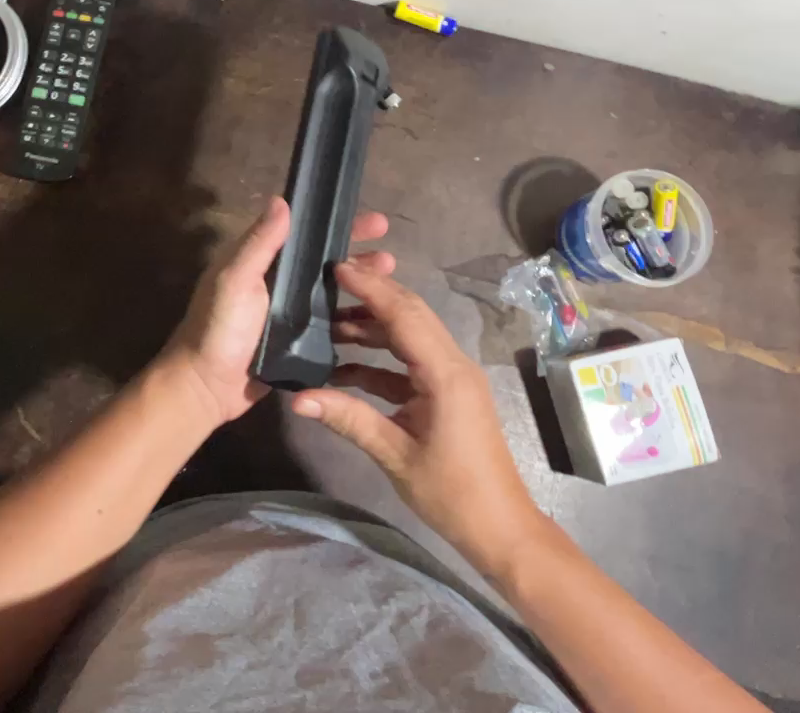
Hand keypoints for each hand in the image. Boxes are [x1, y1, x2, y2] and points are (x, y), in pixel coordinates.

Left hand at [154, 197, 391, 426]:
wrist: (206, 388)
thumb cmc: (217, 328)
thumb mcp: (235, 280)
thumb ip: (258, 244)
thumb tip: (282, 199)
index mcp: (261, 263)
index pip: (304, 234)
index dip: (335, 226)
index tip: (373, 222)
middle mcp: (278, 284)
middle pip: (324, 263)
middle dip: (357, 256)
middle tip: (390, 256)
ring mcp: (290, 314)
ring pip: (332, 293)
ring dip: (360, 288)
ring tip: (391, 286)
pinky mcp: (298, 342)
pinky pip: (331, 325)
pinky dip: (353, 319)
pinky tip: (379, 321)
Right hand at [291, 261, 543, 570]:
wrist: (502, 530)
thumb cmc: (454, 493)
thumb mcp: (395, 455)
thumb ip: (349, 419)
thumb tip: (298, 398)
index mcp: (445, 373)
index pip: (403, 315)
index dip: (369, 289)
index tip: (336, 268)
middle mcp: (452, 365)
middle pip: (409, 316)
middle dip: (369, 297)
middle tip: (327, 284)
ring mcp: (451, 379)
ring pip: (408, 337)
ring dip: (371, 329)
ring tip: (326, 323)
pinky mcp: (446, 395)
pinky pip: (409, 364)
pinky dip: (377, 361)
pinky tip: (342, 368)